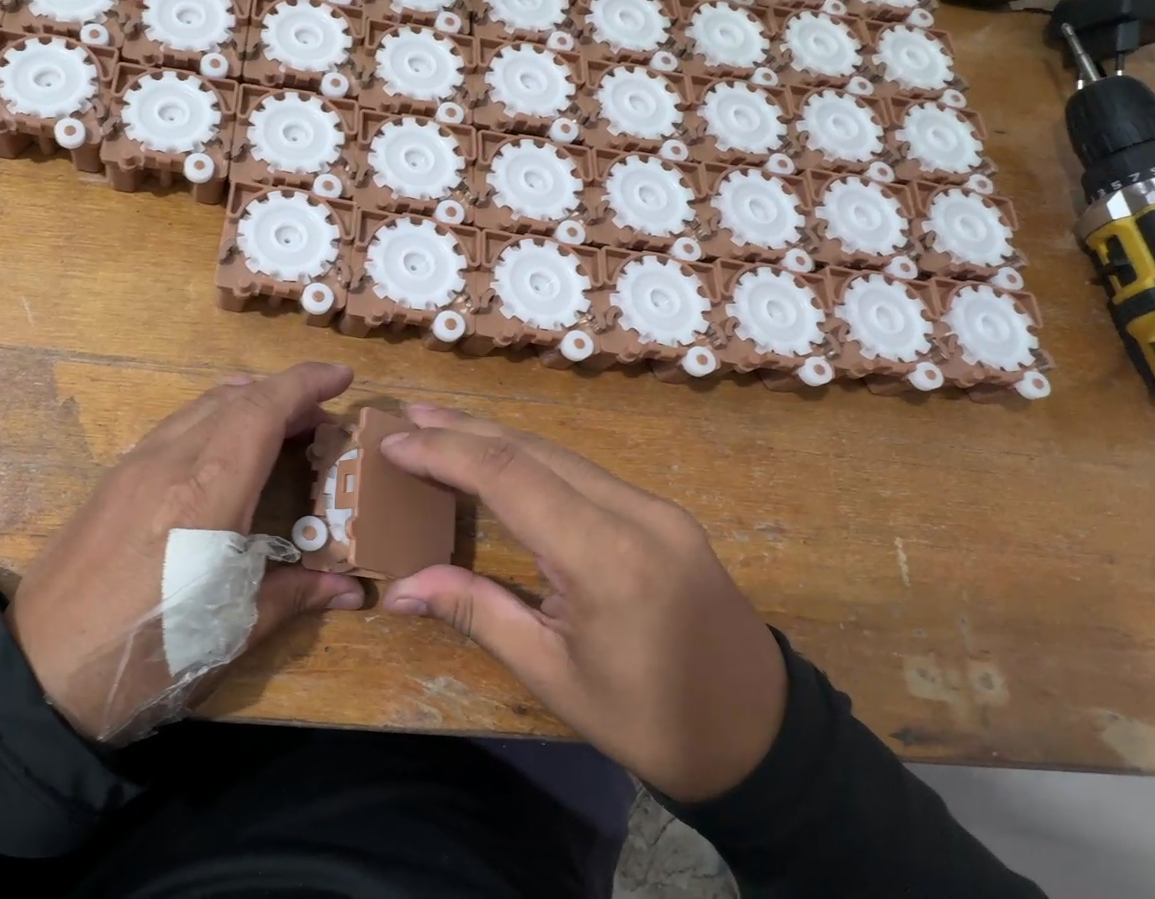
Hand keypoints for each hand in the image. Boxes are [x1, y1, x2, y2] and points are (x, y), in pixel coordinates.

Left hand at [8, 363, 364, 742]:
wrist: (38, 675)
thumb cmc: (145, 657)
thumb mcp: (228, 632)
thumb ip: (293, 596)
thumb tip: (351, 588)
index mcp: (204, 494)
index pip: (260, 410)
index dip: (305, 384)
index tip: (342, 378)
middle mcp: (167, 463)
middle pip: (231, 399)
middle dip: (282, 395)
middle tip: (320, 421)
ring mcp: (131, 467)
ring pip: (197, 409)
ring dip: (244, 405)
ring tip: (280, 431)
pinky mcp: (110, 482)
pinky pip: (171, 430)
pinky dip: (210, 424)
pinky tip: (223, 457)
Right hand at [379, 405, 786, 802]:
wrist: (761, 736)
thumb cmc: (650, 720)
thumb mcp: (553, 675)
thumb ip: (477, 613)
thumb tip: (399, 589)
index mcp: (607, 557)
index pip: (510, 477)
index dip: (445, 452)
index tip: (393, 444)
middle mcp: (636, 514)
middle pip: (534, 451)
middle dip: (464, 429)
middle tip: (406, 417)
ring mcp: (656, 510)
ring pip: (560, 455)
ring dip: (494, 438)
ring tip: (437, 427)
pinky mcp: (663, 517)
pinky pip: (583, 474)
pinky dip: (529, 460)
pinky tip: (498, 461)